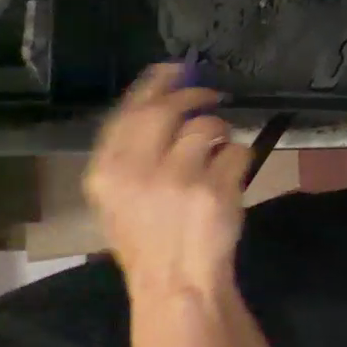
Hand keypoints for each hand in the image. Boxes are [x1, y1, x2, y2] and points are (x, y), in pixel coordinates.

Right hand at [85, 65, 249, 296]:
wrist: (174, 278)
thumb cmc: (151, 235)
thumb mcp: (124, 195)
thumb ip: (137, 154)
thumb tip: (163, 105)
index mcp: (106, 174)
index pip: (127, 115)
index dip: (153, 87)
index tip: (172, 68)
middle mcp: (135, 172)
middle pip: (168, 111)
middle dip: (194, 96)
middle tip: (211, 95)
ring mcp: (176, 179)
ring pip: (208, 128)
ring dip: (221, 136)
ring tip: (215, 158)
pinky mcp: (213, 187)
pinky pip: (239, 151)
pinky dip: (241, 160)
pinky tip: (229, 180)